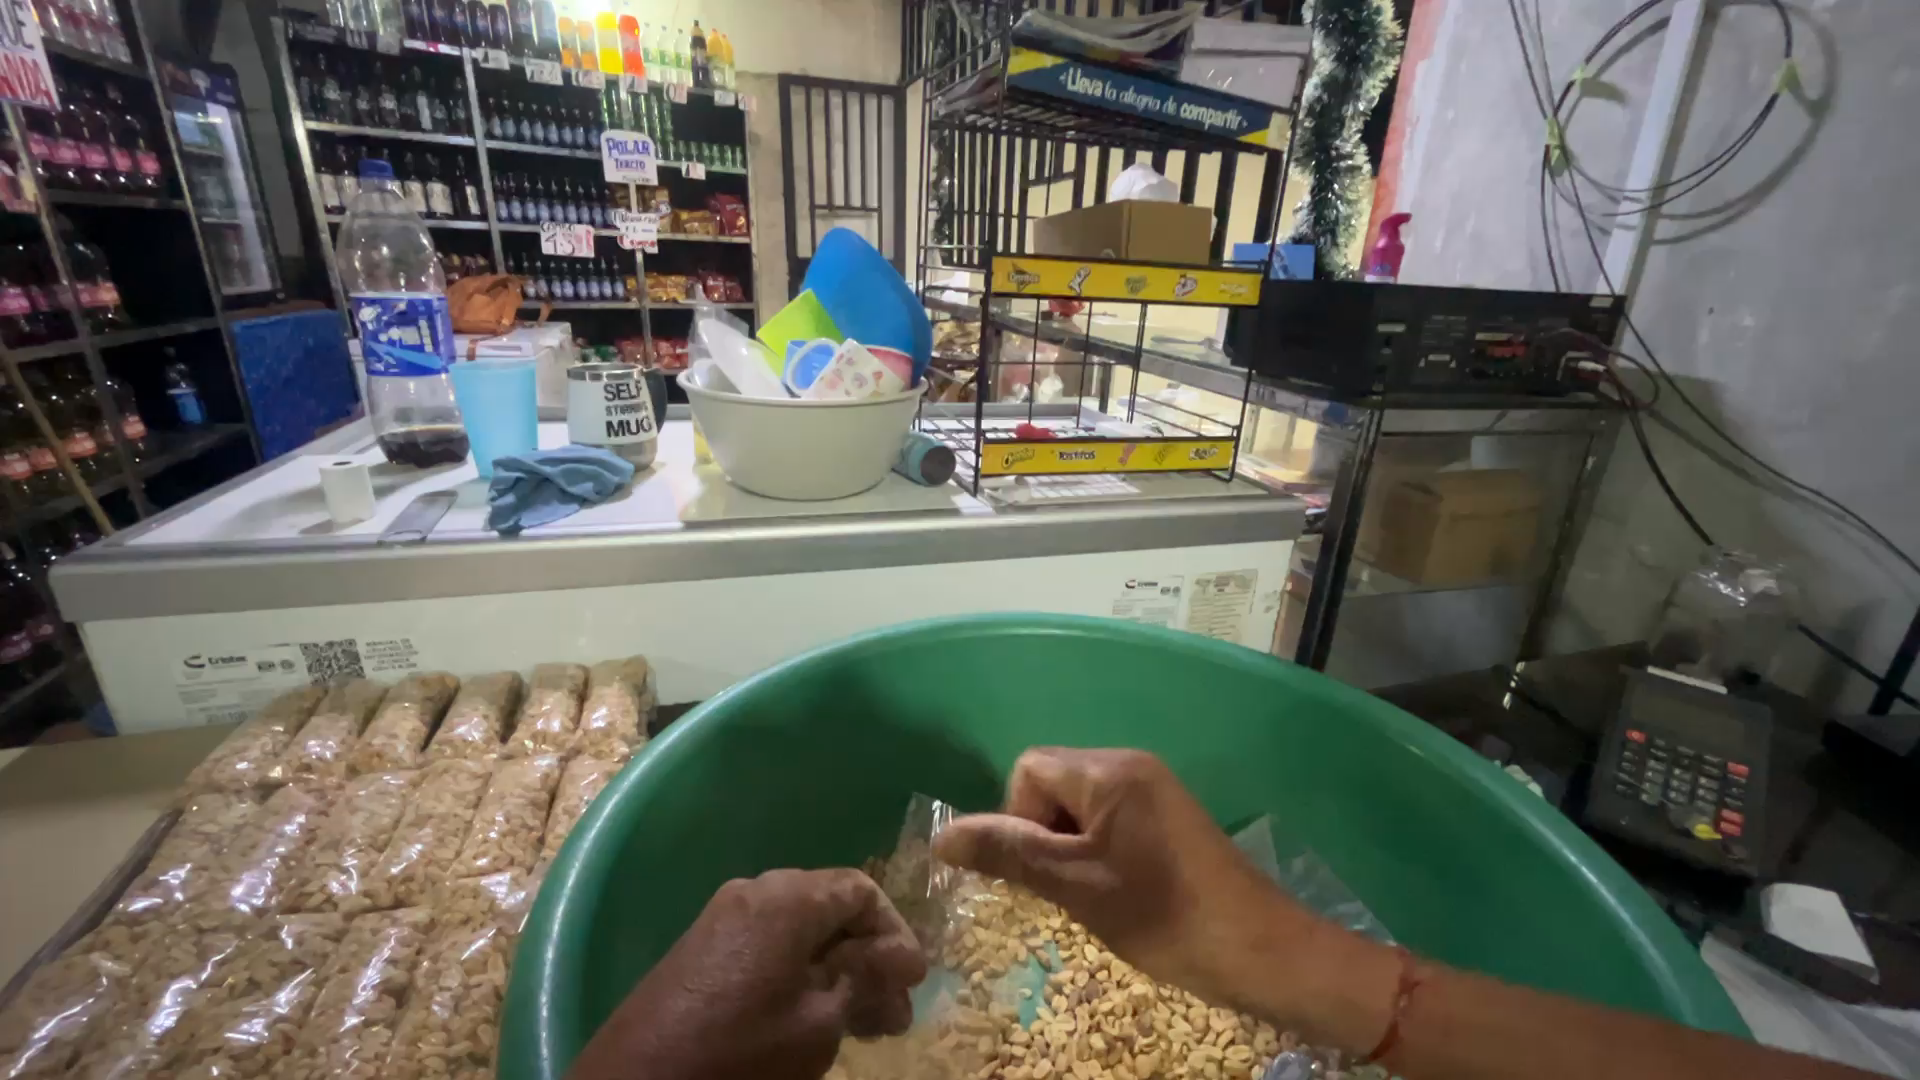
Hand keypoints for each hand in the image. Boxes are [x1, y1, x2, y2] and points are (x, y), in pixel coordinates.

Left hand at [569, 868, 927, 1079]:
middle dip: (867, 958)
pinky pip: (770, 947)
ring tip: (864, 1024)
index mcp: (789, 896)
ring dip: (836, 971)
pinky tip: (815, 1018)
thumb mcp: (817, 1022)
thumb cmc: (740, 1053)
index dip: (894, 932)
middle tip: (895, 1012)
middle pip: (831, 909)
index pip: (861, 890)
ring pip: (801, 932)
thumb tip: (904, 956)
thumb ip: (865, 978)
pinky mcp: (704, 950)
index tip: (912, 982)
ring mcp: (725, 918)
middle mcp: (758, 891)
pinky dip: (800, 976)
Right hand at [931, 748, 1324, 1014]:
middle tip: (1070, 885)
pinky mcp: (1165, 809)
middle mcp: (1128, 762)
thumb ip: (1008, 854)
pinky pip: (1106, 811)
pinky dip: (1095, 845)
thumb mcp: (1076, 888)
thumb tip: (942, 837)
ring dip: (1069, 843)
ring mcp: (1151, 784)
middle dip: (1044, 832)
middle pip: (1051, 781)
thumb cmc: (1163, 916)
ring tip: (1096, 891)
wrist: (1260, 949)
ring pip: (1077, 801)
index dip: (1020, 819)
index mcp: (1108, 771)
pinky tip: (1118, 886)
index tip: (1047, 869)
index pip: (1029, 770)